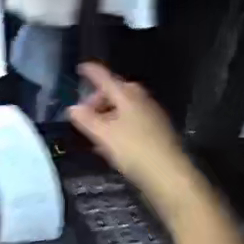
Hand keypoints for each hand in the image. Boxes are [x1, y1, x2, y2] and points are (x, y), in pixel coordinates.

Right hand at [68, 63, 201, 206]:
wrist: (170, 176)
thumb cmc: (133, 150)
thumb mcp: (102, 134)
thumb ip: (85, 118)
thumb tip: (73, 108)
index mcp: (127, 95)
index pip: (104, 77)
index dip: (91, 72)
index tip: (80, 68)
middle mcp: (141, 99)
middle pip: (116, 91)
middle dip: (98, 99)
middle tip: (85, 114)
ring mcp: (152, 114)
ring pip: (124, 107)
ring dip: (108, 114)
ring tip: (95, 132)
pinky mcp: (158, 130)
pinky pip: (132, 120)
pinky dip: (118, 124)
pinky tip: (112, 142)